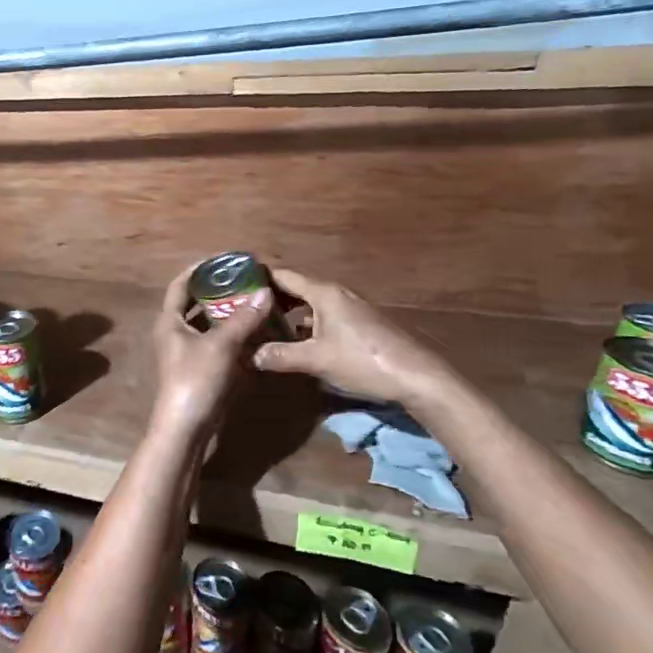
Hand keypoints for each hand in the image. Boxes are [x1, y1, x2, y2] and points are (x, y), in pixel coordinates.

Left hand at [148, 263, 271, 440]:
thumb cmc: (195, 379)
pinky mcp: (199, 368)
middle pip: (195, 303)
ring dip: (228, 314)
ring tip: (254, 301)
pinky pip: (216, 343)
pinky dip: (232, 335)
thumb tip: (264, 292)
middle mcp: (174, 332)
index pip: (179, 285)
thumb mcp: (221, 345)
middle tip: (245, 280)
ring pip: (207, 325)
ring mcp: (186, 352)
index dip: (198, 270)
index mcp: (169, 321)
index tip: (222, 259)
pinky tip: (255, 331)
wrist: (186, 426)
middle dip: (218, 291)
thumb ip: (243, 318)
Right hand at [250, 265, 458, 404]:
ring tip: (261, 321)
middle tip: (240, 305)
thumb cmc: (363, 361)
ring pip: (309, 302)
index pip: (283, 275)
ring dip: (286, 309)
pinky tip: (293, 338)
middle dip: (269, 294)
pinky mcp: (358, 324)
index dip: (258, 276)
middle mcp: (336, 294)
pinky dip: (303, 320)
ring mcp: (350, 309)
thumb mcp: (316, 360)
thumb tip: (250, 355)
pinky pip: (321, 314)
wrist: (418, 378)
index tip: (233, 280)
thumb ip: (280, 355)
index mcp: (323, 293)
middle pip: (295, 287)